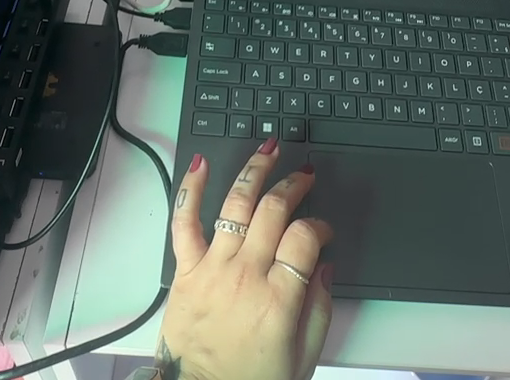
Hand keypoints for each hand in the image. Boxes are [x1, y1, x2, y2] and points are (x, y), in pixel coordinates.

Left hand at [157, 139, 333, 379]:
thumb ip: (319, 310)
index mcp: (278, 301)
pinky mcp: (185, 270)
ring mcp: (212, 269)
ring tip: (269, 150)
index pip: (305, 239)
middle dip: (294, 185)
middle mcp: (245, 276)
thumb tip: (324, 268)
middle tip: (304, 176)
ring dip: (255, 171)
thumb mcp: (302, 359)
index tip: (323, 230)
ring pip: (236, 205)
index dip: (320, 227)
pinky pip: (185, 222)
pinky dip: (191, 189)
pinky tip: (202, 163)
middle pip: (274, 210)